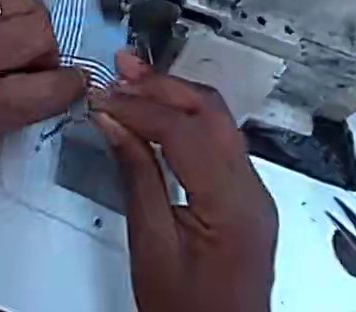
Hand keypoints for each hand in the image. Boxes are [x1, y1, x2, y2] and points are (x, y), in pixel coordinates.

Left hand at [0, 0, 88, 177]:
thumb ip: (3, 108)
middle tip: (33, 62)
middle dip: (49, 50)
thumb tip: (40, 82)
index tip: (75, 82)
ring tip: (12, 32)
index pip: (46, 89)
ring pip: (18, 0)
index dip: (70, 86)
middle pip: (39, 32)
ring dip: (27, 18)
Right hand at [92, 50, 278, 311]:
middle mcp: (253, 190)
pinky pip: (217, 137)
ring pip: (216, 118)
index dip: (138, 107)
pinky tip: (153, 110)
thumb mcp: (151, 244)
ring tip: (130, 77)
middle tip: (119, 68)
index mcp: (233, 206)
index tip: (101, 97)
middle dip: (161, 84)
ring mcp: (254, 191)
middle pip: (210, 111)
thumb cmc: (183, 309)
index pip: (184, 131)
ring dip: (172, 93)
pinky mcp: (245, 194)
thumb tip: (109, 116)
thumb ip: (135, 172)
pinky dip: (183, 115)